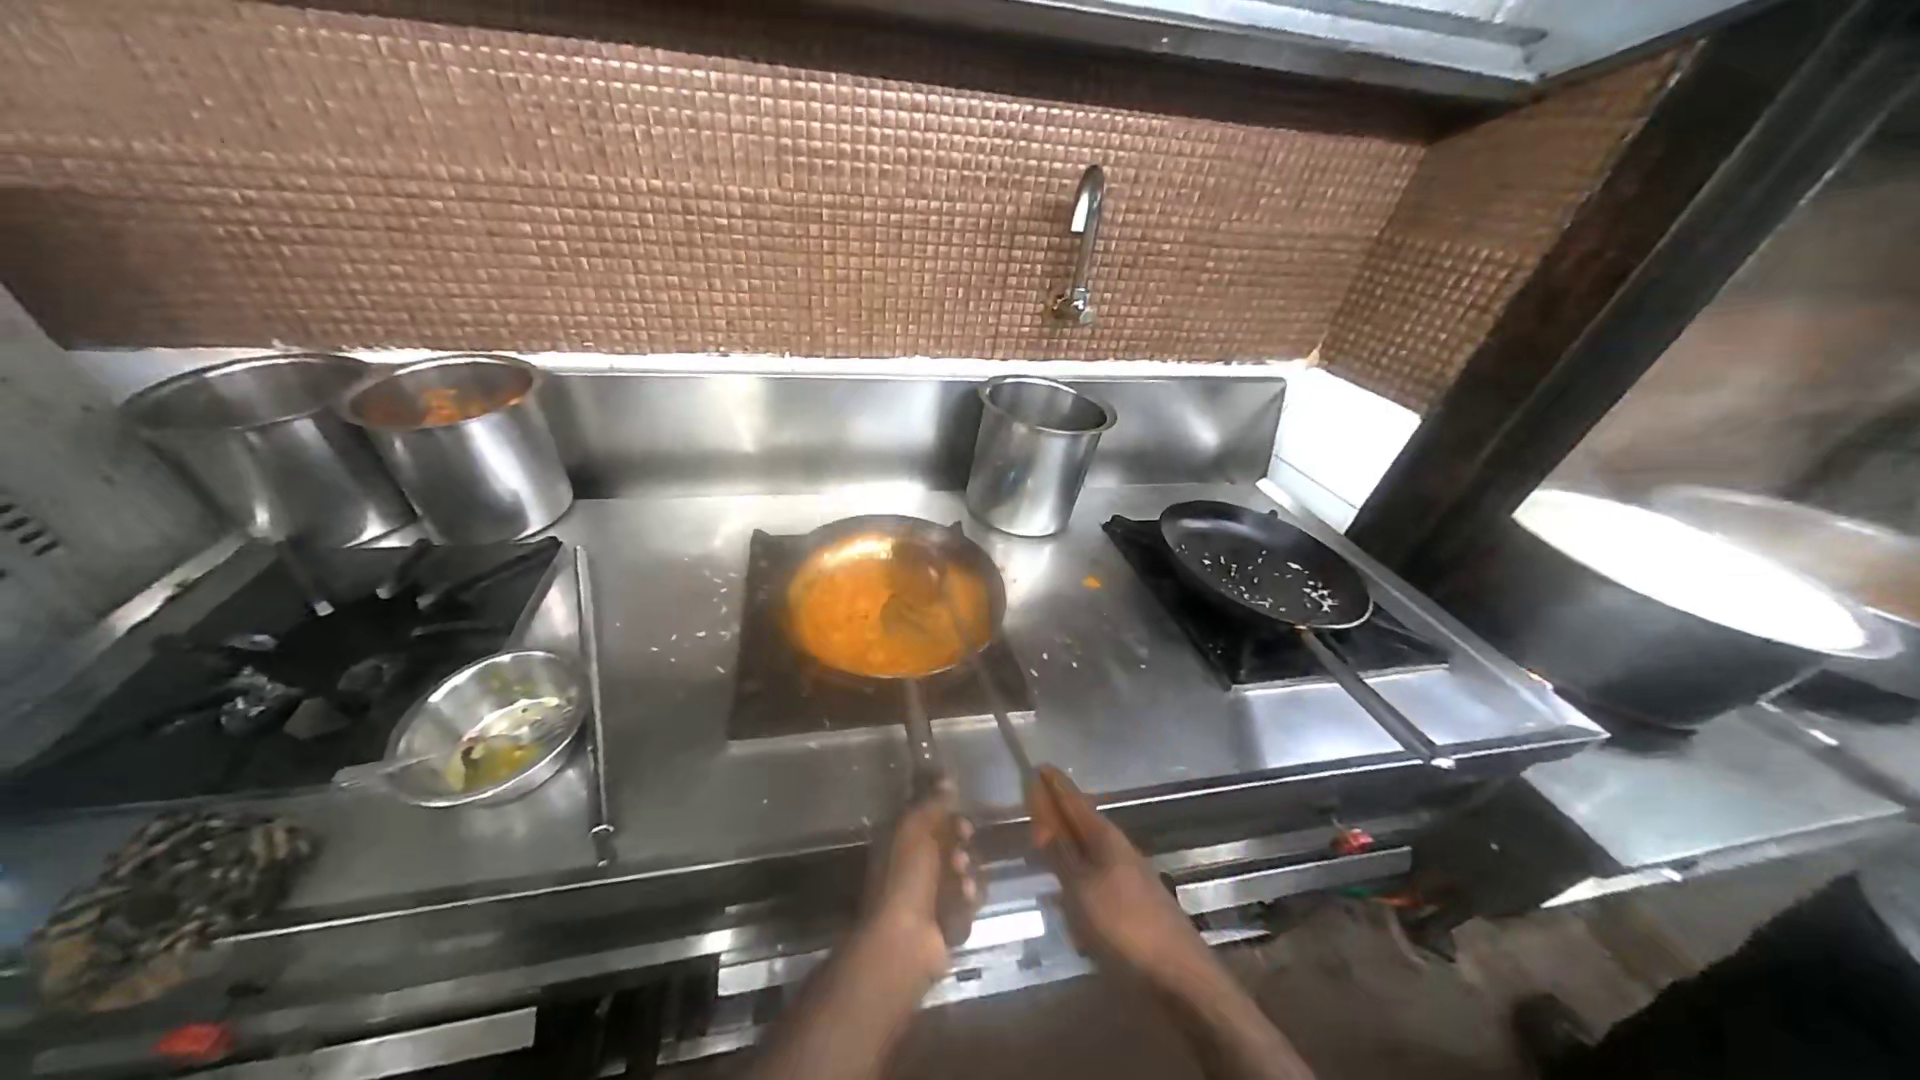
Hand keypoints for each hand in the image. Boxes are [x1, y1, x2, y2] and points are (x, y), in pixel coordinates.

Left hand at [861, 779, 979, 981]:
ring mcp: (933, 895)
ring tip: (960, 886)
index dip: (951, 820)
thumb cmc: (906, 878)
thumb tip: (947, 778)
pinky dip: (967, 901)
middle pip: (955, 846)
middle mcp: (917, 867)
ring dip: (968, 876)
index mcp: (903, 842)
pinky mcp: (948, 920)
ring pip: (966, 874)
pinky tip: (961, 904)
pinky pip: (969, 901)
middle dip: (963, 849)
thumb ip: (933, 802)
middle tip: (960, 856)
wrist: (904, 940)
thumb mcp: (916, 829)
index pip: (934, 822)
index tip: (962, 824)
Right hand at [1032, 766, 1218, 995]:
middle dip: (1060, 809)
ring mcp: (1127, 875)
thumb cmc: (1125, 926)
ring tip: (1045, 836)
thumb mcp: (1082, 890)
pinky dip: (1077, 869)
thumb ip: (1061, 856)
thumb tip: (1041, 821)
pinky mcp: (1130, 902)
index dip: (1056, 785)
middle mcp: (1117, 848)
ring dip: (1068, 839)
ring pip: (1088, 847)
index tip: (1039, 767)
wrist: (1178, 975)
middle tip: (1036, 799)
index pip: (1075, 801)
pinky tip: (1067, 883)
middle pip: (1082, 821)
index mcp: (1105, 838)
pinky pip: (1094, 873)